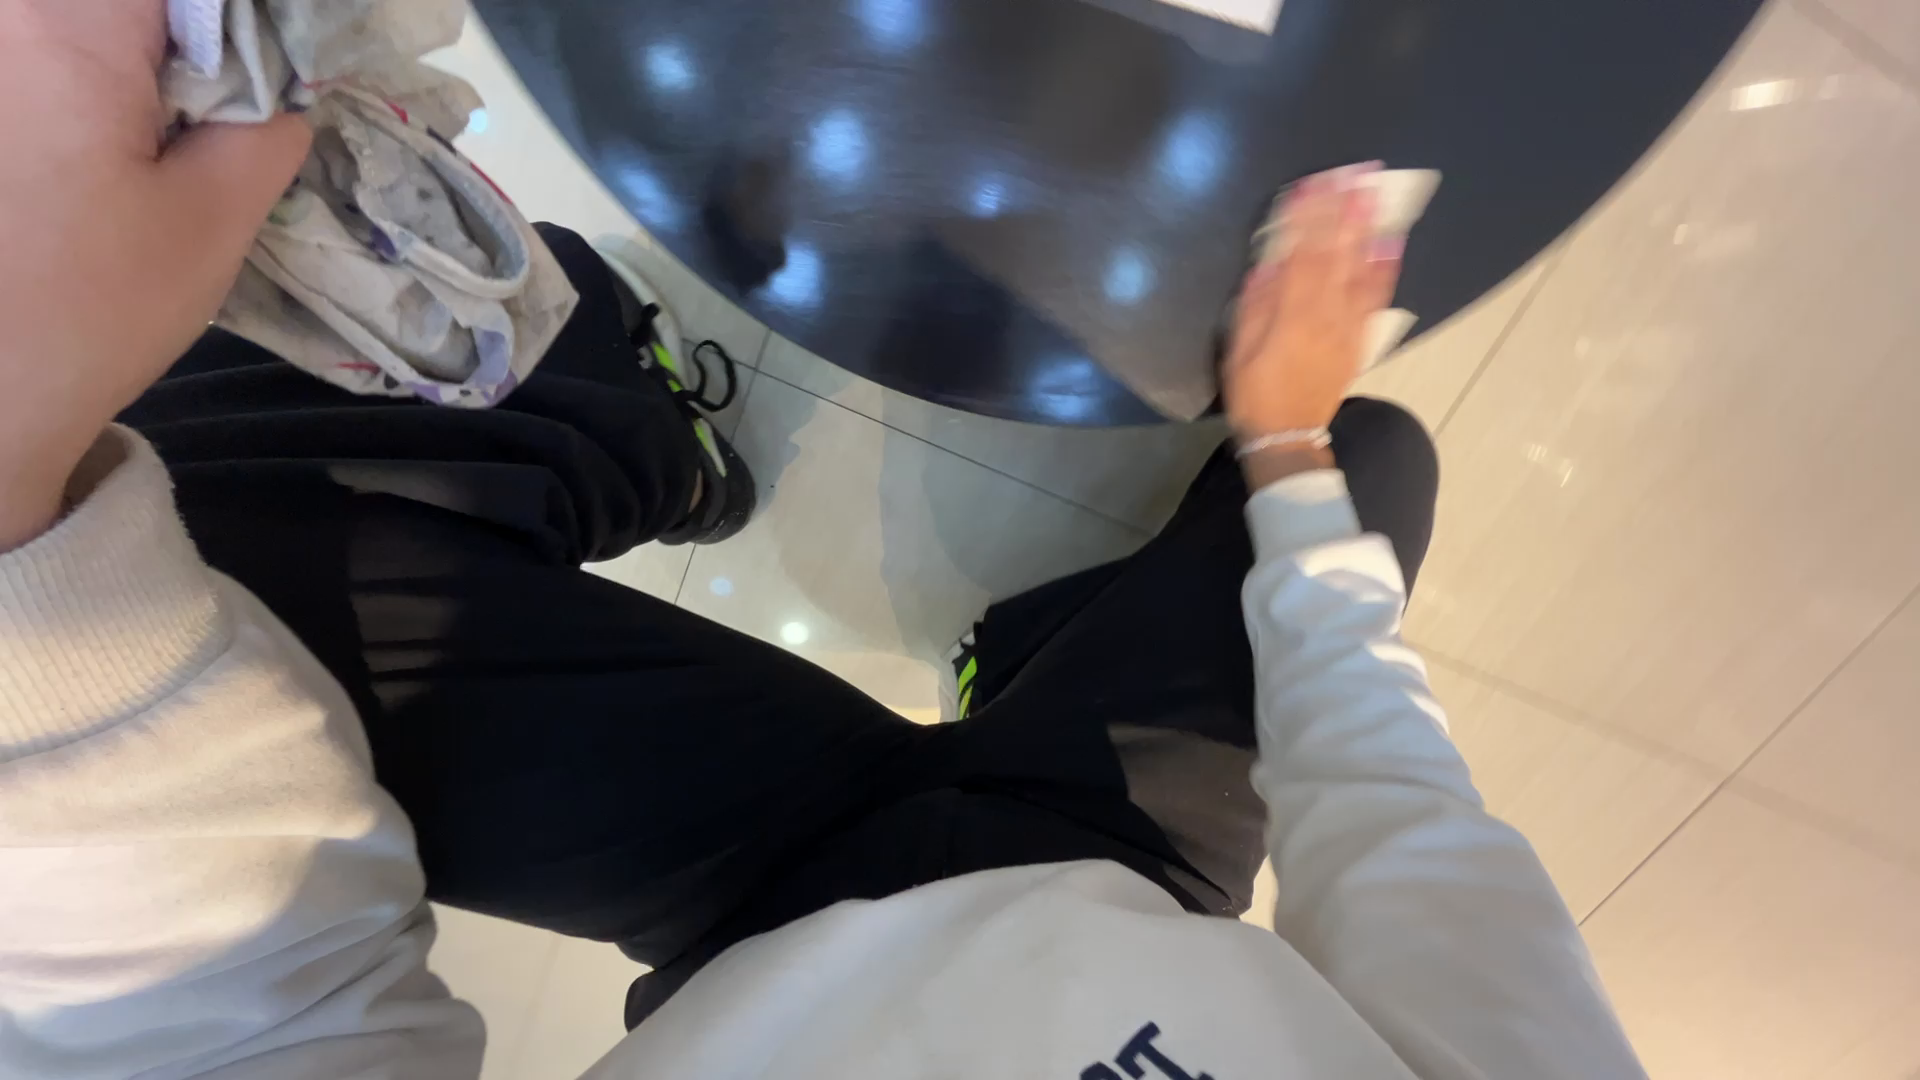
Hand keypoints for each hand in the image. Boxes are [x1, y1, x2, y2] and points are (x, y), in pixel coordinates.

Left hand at [0, 0, 310, 549]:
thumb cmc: (98, 299)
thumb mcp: (213, 218)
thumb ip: (261, 133)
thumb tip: (285, 89)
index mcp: (61, 30)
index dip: (249, 26)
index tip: (293, 69)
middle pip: (141, 13)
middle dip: (208, 47)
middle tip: (250, 110)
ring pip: (93, 35)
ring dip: (164, 72)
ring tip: (192, 136)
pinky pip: (51, 60)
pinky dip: (116, 94)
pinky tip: (134, 145)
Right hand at [1222, 171, 1402, 486]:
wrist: (1287, 434)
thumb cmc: (1253, 394)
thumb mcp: (1239, 352)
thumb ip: (1255, 307)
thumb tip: (1268, 265)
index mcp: (1291, 315)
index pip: (1302, 255)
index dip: (1308, 219)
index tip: (1311, 186)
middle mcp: (1326, 314)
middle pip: (1337, 254)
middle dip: (1343, 213)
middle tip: (1353, 176)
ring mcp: (1347, 326)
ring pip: (1361, 270)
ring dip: (1367, 230)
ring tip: (1373, 196)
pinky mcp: (1358, 339)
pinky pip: (1375, 298)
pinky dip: (1384, 268)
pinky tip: (1390, 244)